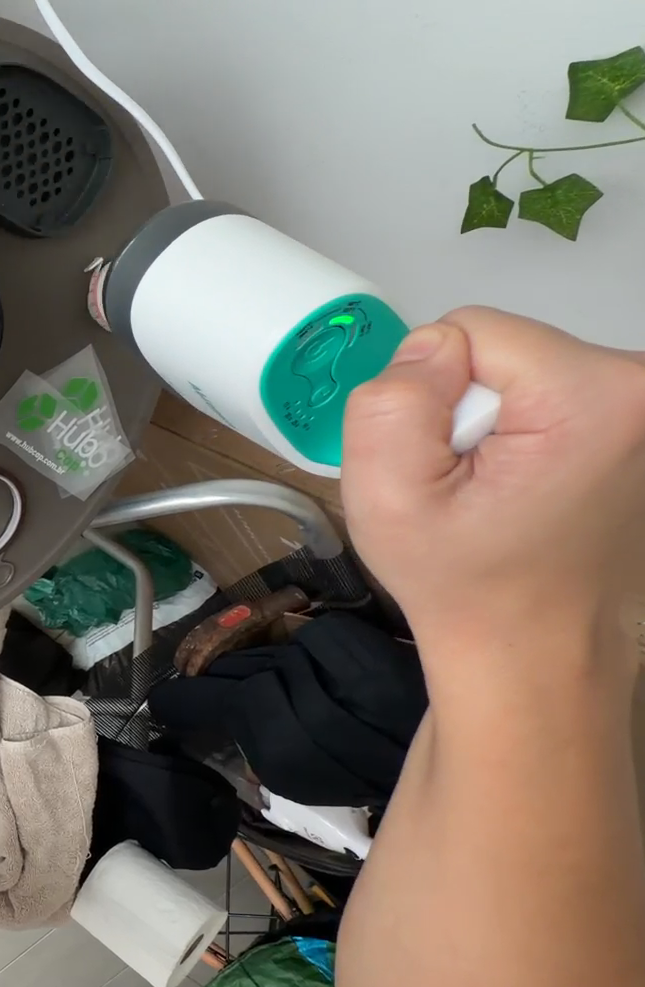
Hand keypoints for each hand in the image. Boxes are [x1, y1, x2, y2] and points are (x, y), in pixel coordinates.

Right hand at [342, 307, 644, 647]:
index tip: (439, 459)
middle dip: (458, 407)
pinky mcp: (640, 424)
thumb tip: (419, 352)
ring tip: (486, 487)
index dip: (424, 394)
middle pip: (498, 349)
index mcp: (594, 395)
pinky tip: (514, 485)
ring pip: (517, 371)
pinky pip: (544, 394)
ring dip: (485, 424)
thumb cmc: (458, 575)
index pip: (465, 331)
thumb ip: (389, 406)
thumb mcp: (384, 494)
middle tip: (459, 480)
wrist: (529, 636)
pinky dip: (516, 434)